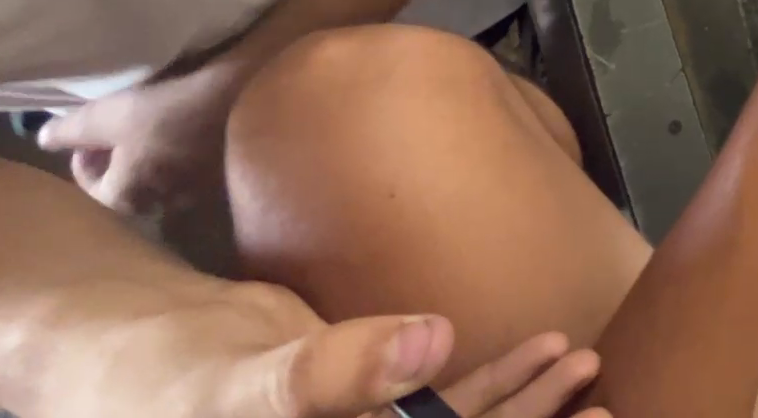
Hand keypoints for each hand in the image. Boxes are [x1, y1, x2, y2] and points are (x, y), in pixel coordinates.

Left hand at [39, 57, 248, 213]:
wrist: (263, 97)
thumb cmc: (181, 108)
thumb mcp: (112, 112)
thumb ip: (70, 129)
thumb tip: (47, 138)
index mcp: (126, 197)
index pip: (89, 183)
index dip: (89, 151)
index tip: (104, 125)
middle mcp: (166, 205)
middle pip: (137, 181)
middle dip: (135, 158)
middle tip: (141, 127)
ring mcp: (210, 193)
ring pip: (176, 176)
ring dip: (172, 157)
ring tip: (180, 127)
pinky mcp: (244, 177)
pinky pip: (210, 170)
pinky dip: (204, 154)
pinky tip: (212, 131)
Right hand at [44, 277, 604, 417]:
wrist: (150, 352)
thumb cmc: (171, 381)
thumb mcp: (239, 386)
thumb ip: (328, 374)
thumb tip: (430, 347)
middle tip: (606, 408)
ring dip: (532, 405)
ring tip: (587, 365)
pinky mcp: (381, 414)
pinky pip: (449, 406)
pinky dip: (500, 382)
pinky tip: (546, 347)